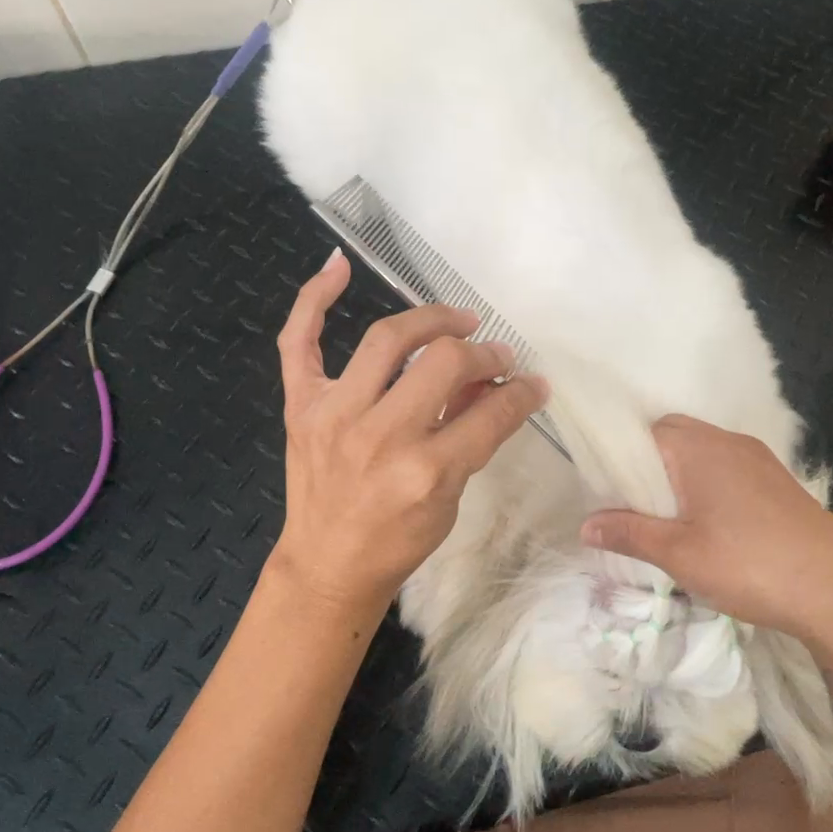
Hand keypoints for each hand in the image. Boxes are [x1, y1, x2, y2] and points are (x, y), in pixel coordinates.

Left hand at [268, 249, 548, 612]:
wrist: (327, 566)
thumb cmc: (396, 541)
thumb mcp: (450, 500)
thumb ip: (471, 438)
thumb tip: (496, 385)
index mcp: (426, 471)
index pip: (490, 412)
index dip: (521, 391)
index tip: (533, 381)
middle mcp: (380, 436)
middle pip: (444, 363)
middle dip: (482, 352)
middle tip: (493, 353)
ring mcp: (335, 416)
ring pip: (387, 340)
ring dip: (431, 319)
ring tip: (456, 321)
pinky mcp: (301, 407)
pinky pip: (299, 342)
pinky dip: (314, 299)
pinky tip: (339, 265)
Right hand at [580, 415, 832, 643]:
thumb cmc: (749, 566)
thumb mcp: (678, 555)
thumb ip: (629, 533)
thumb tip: (585, 525)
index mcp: (699, 449)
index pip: (645, 432)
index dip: (621, 457)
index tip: (607, 492)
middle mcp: (728, 442)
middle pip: (674, 435)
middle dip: (650, 463)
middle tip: (635, 507)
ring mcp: (759, 459)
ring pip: (703, 451)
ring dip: (681, 473)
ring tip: (669, 518)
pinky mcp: (779, 481)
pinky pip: (728, 467)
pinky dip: (708, 483)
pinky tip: (709, 523)